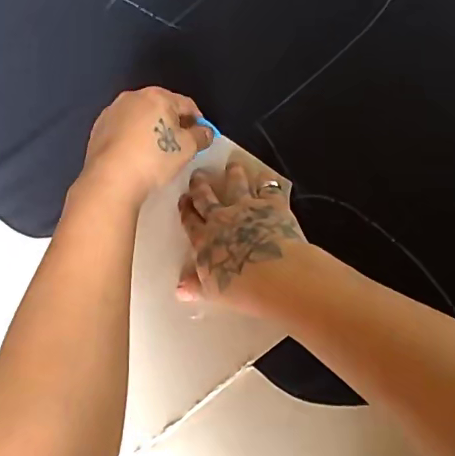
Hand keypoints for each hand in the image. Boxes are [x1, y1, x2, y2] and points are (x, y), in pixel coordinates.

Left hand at [77, 86, 212, 204]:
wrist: (111, 179)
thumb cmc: (154, 159)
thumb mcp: (187, 148)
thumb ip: (201, 136)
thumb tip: (205, 131)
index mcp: (157, 96)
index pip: (186, 104)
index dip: (198, 121)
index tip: (202, 137)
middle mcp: (132, 97)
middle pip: (160, 107)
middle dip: (172, 123)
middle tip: (180, 145)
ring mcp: (111, 112)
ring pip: (139, 118)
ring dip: (150, 129)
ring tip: (155, 152)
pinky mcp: (97, 129)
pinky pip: (122, 130)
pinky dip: (132, 138)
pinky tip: (135, 155)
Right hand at [176, 154, 305, 308]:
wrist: (275, 274)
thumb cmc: (239, 288)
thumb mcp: (211, 292)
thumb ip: (196, 286)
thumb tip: (179, 289)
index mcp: (204, 239)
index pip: (190, 220)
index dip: (185, 209)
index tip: (183, 198)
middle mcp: (221, 218)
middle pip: (207, 197)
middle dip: (200, 185)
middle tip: (197, 174)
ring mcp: (247, 208)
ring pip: (237, 185)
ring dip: (233, 174)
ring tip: (232, 164)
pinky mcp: (272, 205)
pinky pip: (268, 189)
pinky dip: (267, 182)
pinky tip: (265, 176)